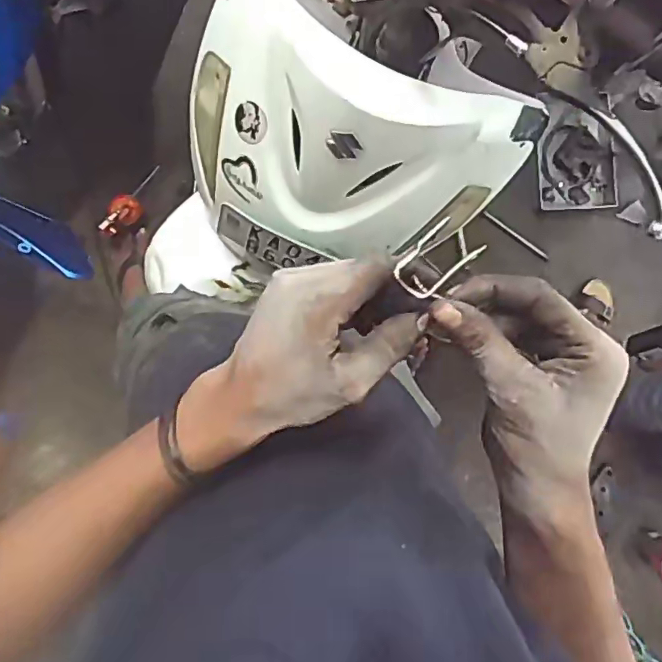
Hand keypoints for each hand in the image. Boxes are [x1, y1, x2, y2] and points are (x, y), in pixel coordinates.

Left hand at [177, 258, 424, 468]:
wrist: (238, 396)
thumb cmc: (292, 396)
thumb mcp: (351, 382)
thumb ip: (390, 346)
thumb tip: (421, 319)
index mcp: (319, 298)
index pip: (378, 265)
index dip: (406, 278)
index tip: (423, 300)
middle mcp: (303, 276)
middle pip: (363, 266)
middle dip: (389, 289)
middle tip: (405, 320)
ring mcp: (290, 276)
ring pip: (348, 270)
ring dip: (368, 292)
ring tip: (379, 325)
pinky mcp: (285, 282)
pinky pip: (329, 277)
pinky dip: (348, 293)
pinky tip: (353, 321)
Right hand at [430, 276, 630, 516]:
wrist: (538, 494)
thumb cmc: (536, 446)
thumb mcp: (508, 387)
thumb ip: (478, 340)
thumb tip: (439, 305)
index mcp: (595, 346)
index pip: (542, 297)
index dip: (494, 289)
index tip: (452, 294)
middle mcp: (586, 343)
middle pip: (529, 305)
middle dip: (485, 304)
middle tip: (444, 305)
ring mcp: (566, 354)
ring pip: (518, 318)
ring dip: (482, 318)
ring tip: (446, 320)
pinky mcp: (545, 365)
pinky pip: (514, 336)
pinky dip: (486, 334)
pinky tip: (459, 333)